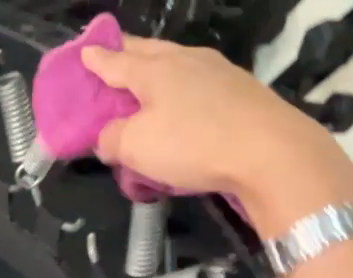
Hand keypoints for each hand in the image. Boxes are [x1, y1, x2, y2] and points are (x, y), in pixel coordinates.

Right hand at [81, 38, 352, 234]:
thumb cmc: (191, 144)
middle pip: (148, 52)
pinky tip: (179, 102)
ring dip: (155, 72)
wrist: (267, 150)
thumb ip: (111, 138)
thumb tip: (107, 136)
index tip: (84, 53)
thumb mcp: (135, 147)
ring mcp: (216, 71)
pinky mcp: (237, 90)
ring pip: (175, 65)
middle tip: (112, 59)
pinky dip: (179, 89)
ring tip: (144, 84)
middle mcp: (185, 60)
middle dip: (127, 55)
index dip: (98, 60)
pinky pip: (196, 83)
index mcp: (154, 69)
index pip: (117, 61)